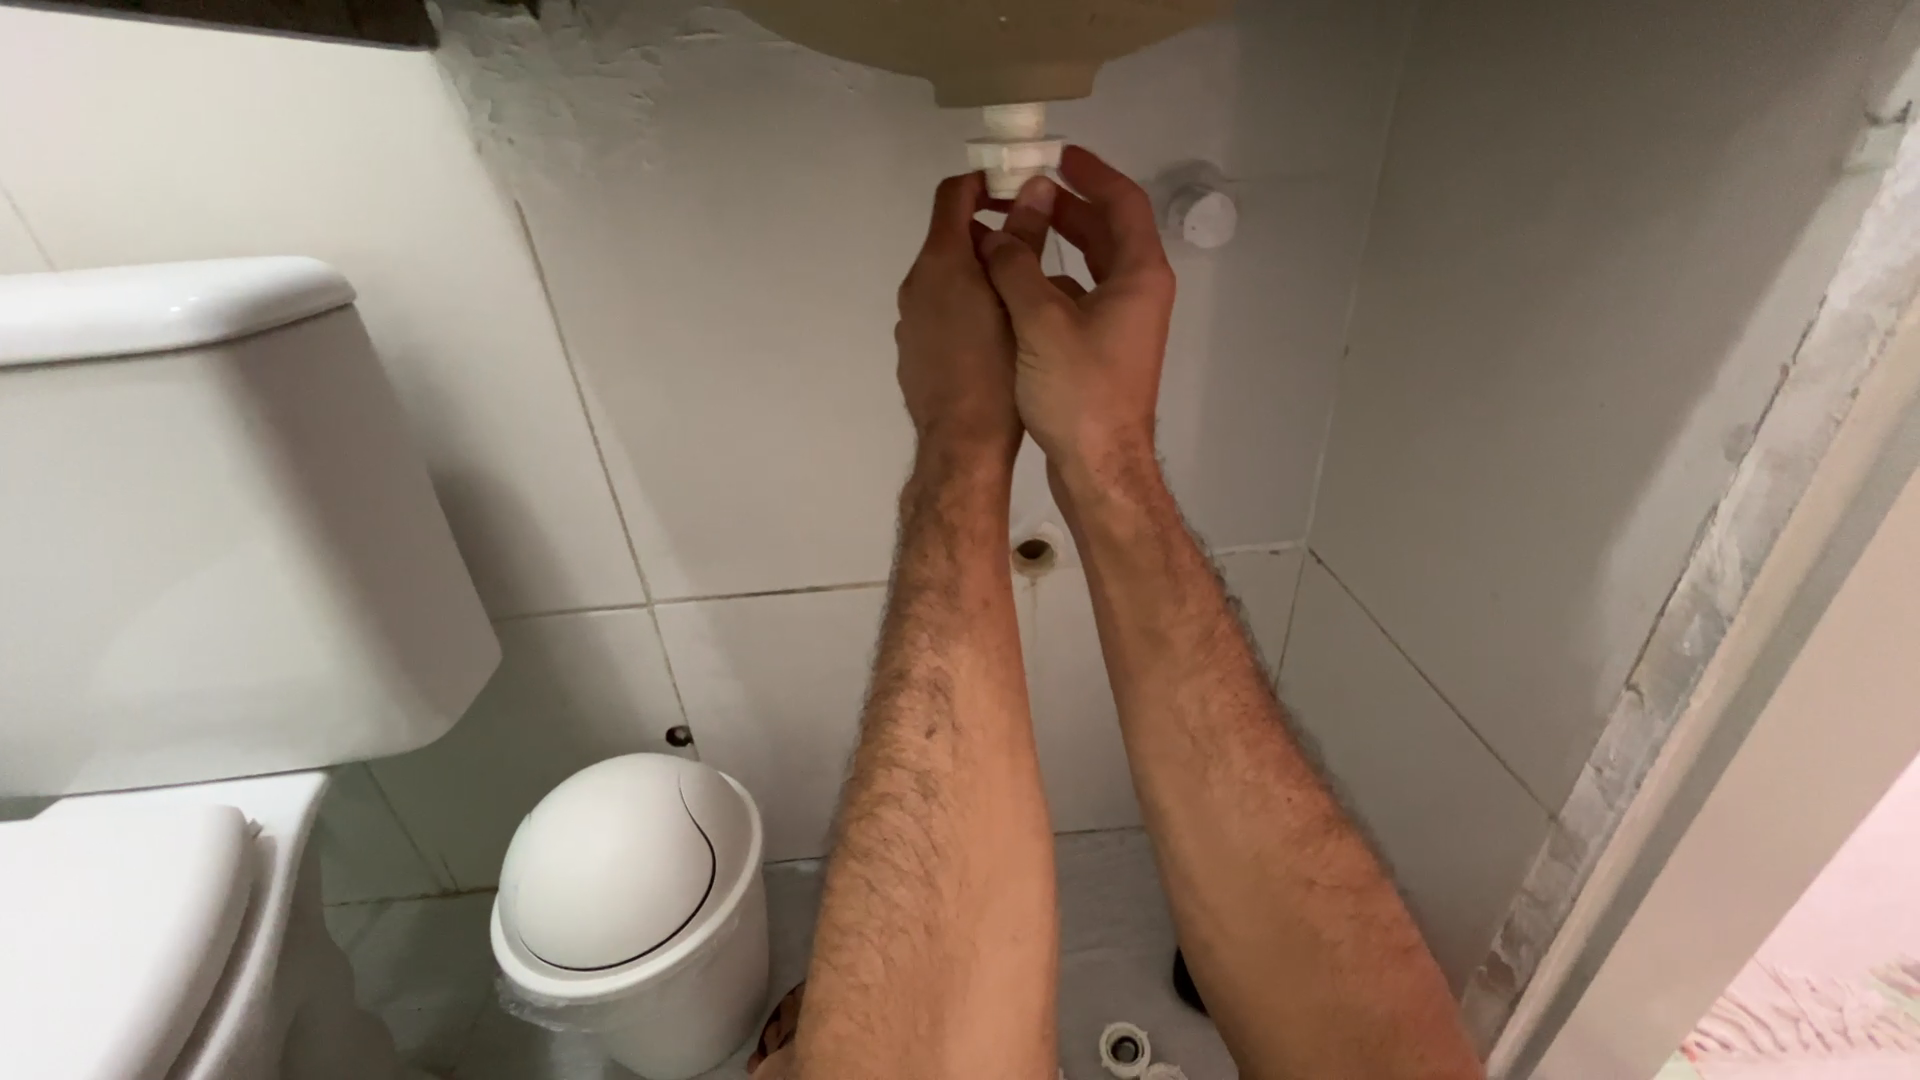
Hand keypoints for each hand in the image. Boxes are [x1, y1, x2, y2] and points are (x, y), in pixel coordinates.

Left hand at [895, 171, 1022, 467]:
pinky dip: (960, 310)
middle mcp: (915, 285)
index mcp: (941, 263)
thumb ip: (1024, 242)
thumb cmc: (999, 372)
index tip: (1016, 191)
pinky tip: (988, 343)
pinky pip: (936, 315)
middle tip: (1029, 256)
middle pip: (948, 240)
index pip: (953, 195)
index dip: (984, 183)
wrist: (962, 444)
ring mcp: (907, 321)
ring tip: (1014, 303)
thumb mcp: (1021, 303)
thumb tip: (1033, 189)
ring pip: (943, 281)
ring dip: (974, 277)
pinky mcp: (909, 351)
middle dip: (987, 236)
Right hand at [977, 146, 1175, 492]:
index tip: (1055, 154)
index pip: (1122, 201)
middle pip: (1107, 232)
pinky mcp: (1104, 351)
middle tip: (1020, 191)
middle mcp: (1139, 293)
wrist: (1100, 466)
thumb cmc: (1079, 392)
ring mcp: (1124, 324)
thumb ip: (1016, 268)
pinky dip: (1051, 284)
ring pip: (1091, 267)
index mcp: (1139, 275)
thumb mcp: (1041, 322)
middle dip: (1064, 207)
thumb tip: (996, 230)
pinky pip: (1079, 299)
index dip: (1090, 172)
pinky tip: (1017, 286)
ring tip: (1011, 231)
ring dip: (1054, 246)